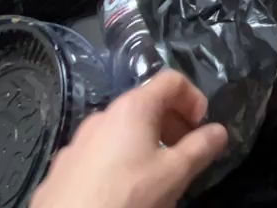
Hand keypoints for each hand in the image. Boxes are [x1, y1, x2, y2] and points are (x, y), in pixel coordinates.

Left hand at [31, 70, 229, 207]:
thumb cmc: (126, 200)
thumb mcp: (175, 174)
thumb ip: (202, 147)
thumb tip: (219, 131)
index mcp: (132, 108)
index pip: (173, 81)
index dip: (195, 98)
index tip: (201, 128)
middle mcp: (102, 117)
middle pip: (146, 105)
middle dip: (172, 124)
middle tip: (183, 153)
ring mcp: (75, 146)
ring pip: (120, 133)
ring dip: (144, 144)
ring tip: (152, 177)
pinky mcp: (58, 174)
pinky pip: (96, 157)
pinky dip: (115, 164)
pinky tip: (117, 196)